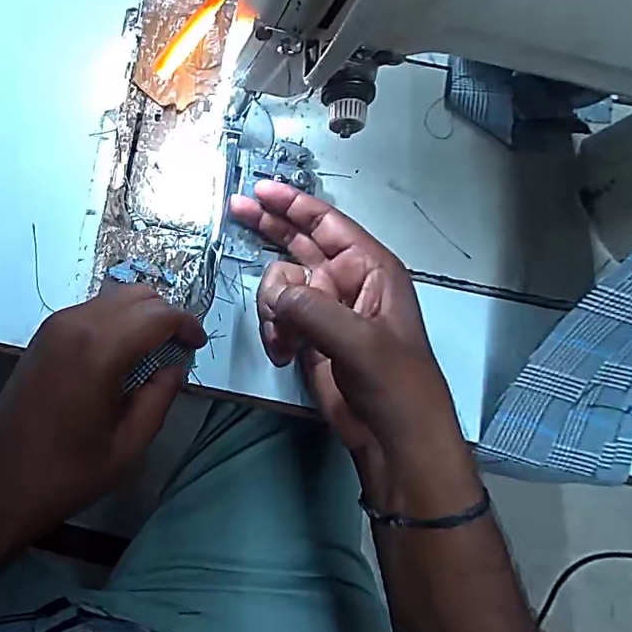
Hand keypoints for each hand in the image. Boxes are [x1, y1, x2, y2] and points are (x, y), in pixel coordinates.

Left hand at [0, 285, 205, 538]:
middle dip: (164, 315)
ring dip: (139, 315)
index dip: (186, 324)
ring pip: (112, 297)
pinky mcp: (44, 332)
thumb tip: (175, 366)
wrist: (3, 477)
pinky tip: (120, 352)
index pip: (157, 314)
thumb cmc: (69, 470)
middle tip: (179, 348)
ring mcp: (55, 324)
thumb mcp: (129, 444)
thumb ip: (159, 396)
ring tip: (153, 351)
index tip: (198, 345)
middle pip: (136, 295)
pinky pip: (90, 310)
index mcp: (99, 348)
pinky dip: (114, 319)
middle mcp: (76, 323)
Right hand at [229, 180, 480, 516]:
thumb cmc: (395, 385)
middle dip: (269, 228)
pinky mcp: (308, 335)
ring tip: (283, 338)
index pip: (328, 225)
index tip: (260, 190)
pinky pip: (276, 316)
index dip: (293, 204)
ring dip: (272, 309)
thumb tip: (272, 292)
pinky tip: (284, 352)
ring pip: (278, 286)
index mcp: (371, 271)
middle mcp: (346, 282)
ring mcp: (325, 309)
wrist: (393, 440)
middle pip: (299, 242)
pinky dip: (273, 331)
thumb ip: (312, 308)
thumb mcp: (360, 342)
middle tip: (237, 209)